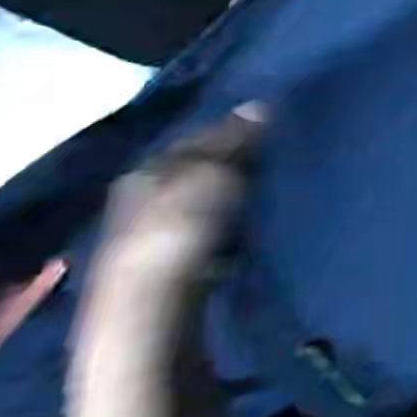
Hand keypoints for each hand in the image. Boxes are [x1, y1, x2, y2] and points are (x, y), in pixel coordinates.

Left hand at [91, 104, 265, 283]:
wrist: (151, 312)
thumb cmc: (181, 228)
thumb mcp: (214, 171)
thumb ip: (236, 139)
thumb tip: (258, 105)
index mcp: (146, 170)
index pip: (197, 138)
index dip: (234, 131)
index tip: (272, 130)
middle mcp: (141, 199)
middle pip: (198, 172)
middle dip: (233, 166)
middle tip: (275, 161)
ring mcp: (151, 239)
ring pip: (202, 204)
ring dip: (232, 200)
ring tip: (269, 196)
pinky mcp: (166, 272)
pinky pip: (207, 236)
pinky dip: (228, 230)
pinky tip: (250, 233)